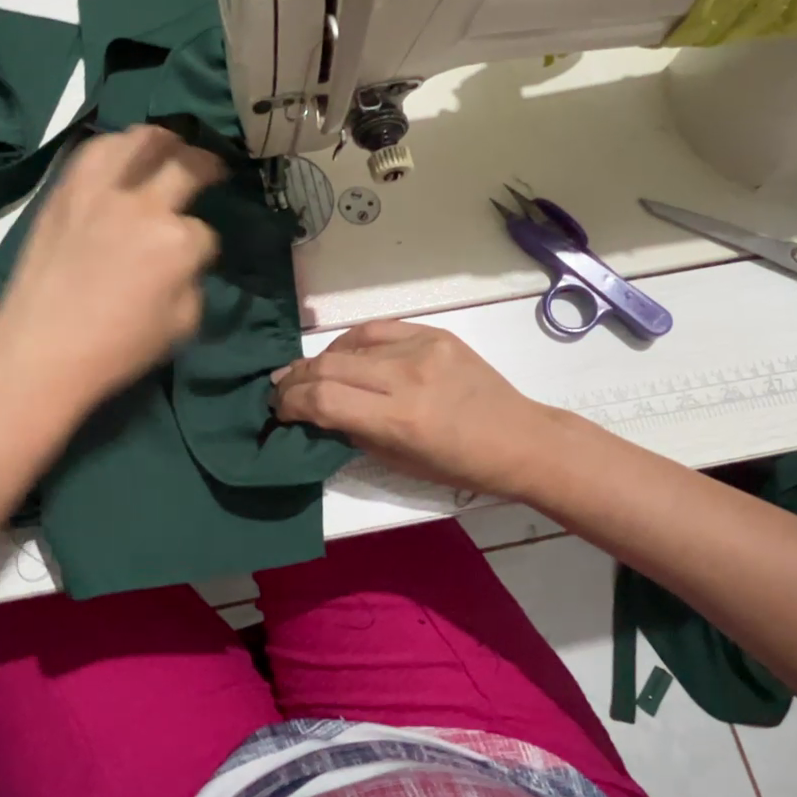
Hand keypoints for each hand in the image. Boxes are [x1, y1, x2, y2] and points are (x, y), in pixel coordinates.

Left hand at [0, 125, 224, 410]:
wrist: (41, 350)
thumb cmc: (117, 348)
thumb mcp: (183, 325)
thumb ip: (193, 280)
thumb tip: (185, 259)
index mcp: (177, 242)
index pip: (205, 230)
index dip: (204, 243)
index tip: (196, 253)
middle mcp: (142, 205)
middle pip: (186, 163)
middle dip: (208, 163)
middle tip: (212, 167)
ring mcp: (101, 191)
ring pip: (141, 140)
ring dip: (165, 140)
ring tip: (171, 146)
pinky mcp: (66, 190)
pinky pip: (95, 149)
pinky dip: (116, 145)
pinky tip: (124, 154)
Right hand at [271, 321, 563, 499]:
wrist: (518, 438)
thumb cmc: (459, 465)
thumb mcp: (398, 462)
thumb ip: (353, 431)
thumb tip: (316, 412)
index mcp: (399, 419)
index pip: (323, 400)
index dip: (290, 403)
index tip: (278, 410)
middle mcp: (407, 377)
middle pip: (327, 367)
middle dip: (294, 379)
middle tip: (279, 390)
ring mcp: (422, 348)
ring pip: (348, 344)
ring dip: (319, 360)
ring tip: (305, 373)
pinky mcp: (434, 333)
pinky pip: (378, 330)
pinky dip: (352, 343)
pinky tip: (342, 354)